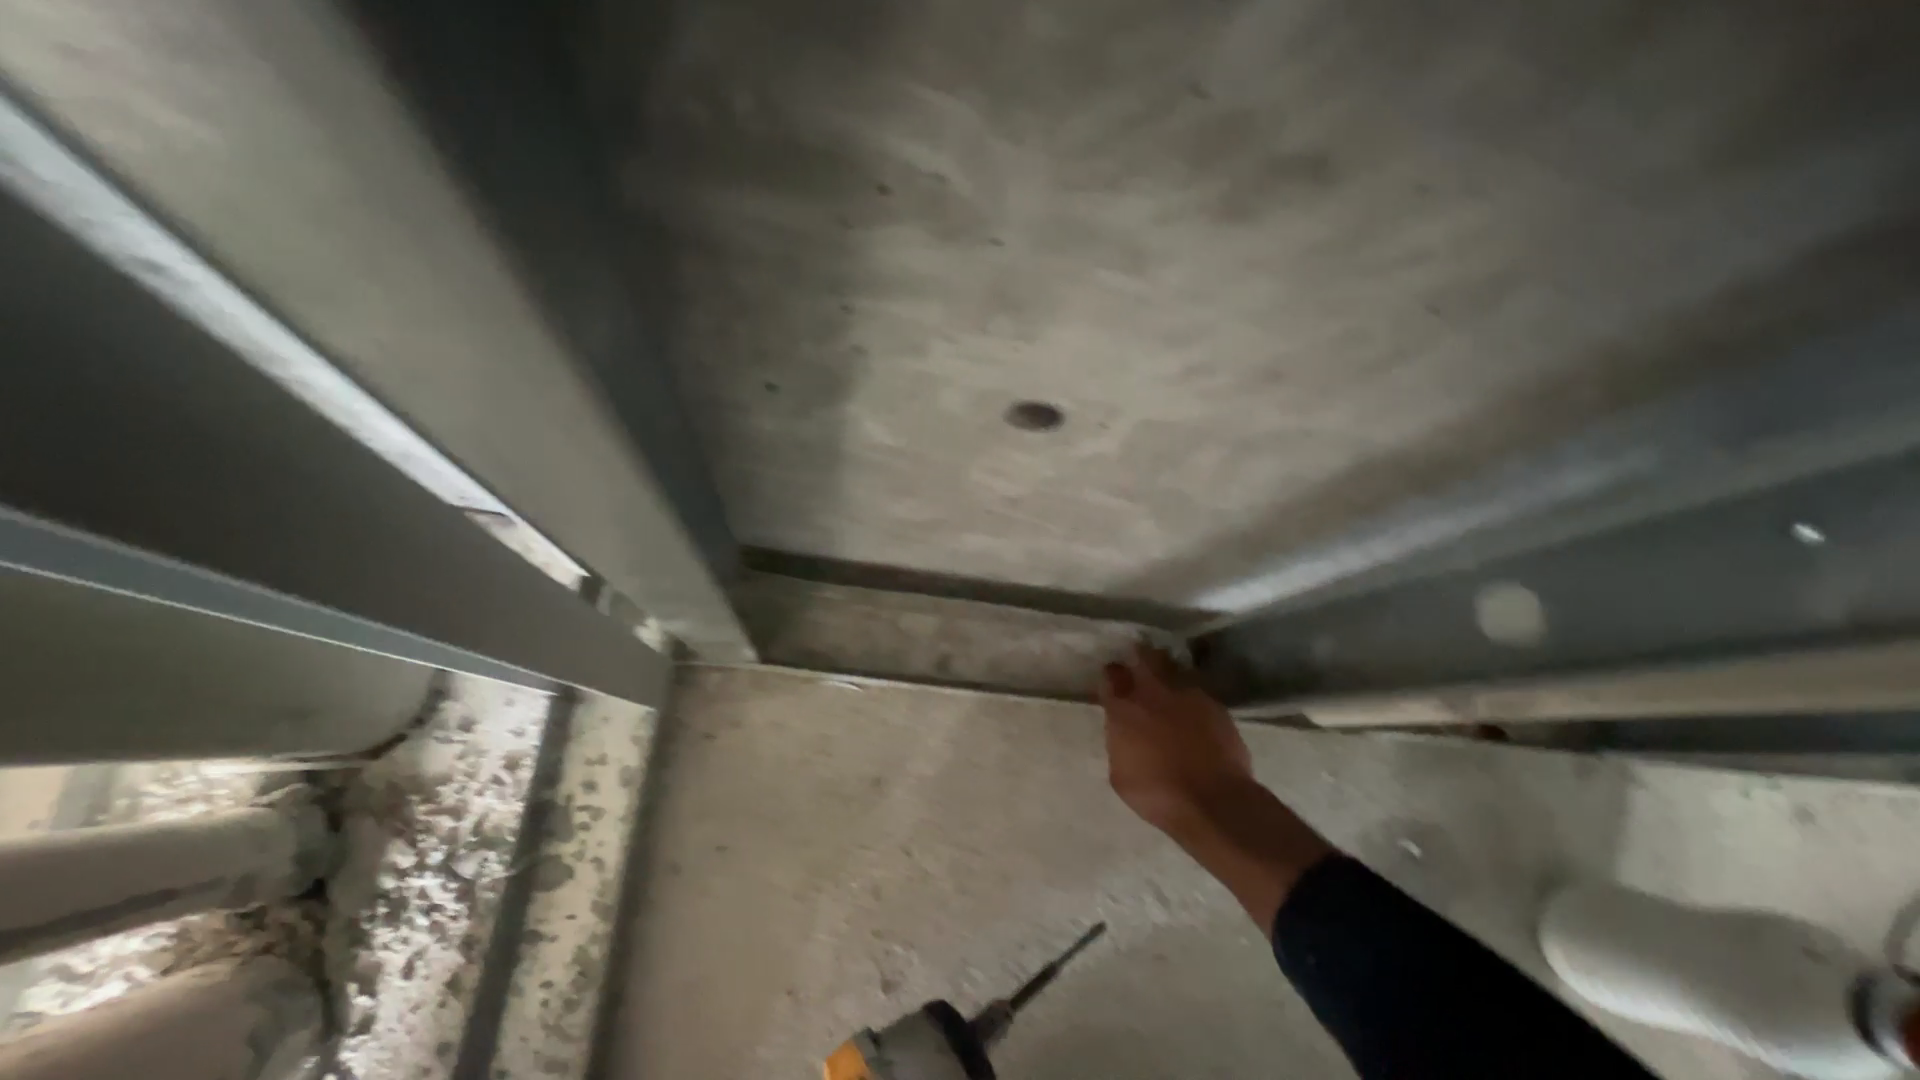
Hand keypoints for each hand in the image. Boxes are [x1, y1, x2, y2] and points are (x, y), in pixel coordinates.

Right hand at [1098, 645, 1334, 930]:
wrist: (1214, 801)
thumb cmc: (1158, 794)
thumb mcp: (1121, 775)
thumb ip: (1120, 744)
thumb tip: (1124, 734)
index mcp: (1125, 710)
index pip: (1112, 676)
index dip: (1112, 675)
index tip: (1113, 678)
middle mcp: (1156, 693)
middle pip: (1147, 657)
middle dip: (1142, 656)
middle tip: (1140, 661)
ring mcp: (1190, 696)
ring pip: (1176, 669)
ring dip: (1170, 674)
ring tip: (1170, 684)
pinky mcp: (1217, 707)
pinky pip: (1199, 693)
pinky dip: (1193, 699)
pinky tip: (1194, 713)